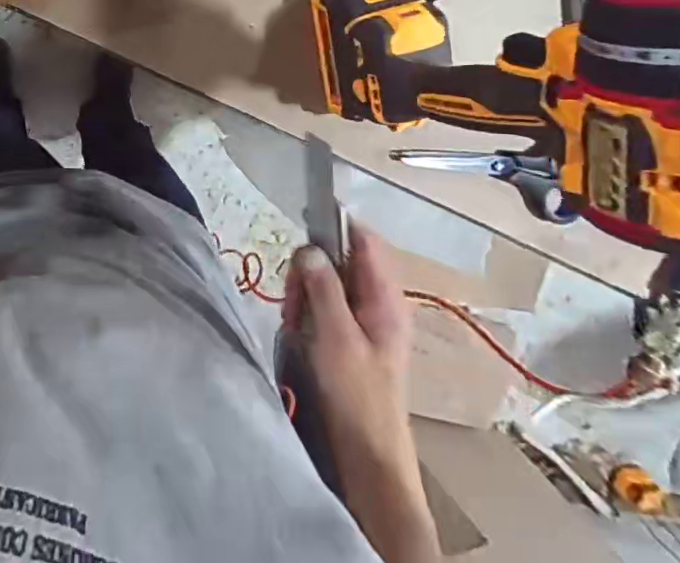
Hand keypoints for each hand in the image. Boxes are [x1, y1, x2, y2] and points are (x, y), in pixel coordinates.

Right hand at [286, 222, 439, 562]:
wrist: (368, 453)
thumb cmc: (358, 395)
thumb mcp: (337, 337)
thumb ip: (323, 288)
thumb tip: (308, 248)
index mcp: (386, 297)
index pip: (365, 240)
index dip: (337, 226)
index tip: (303, 227)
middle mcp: (378, 301)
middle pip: (339, 260)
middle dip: (310, 270)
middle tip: (294, 297)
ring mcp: (364, 319)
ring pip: (327, 282)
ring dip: (305, 293)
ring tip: (293, 320)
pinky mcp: (350, 335)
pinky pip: (324, 306)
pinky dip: (307, 311)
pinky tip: (297, 331)